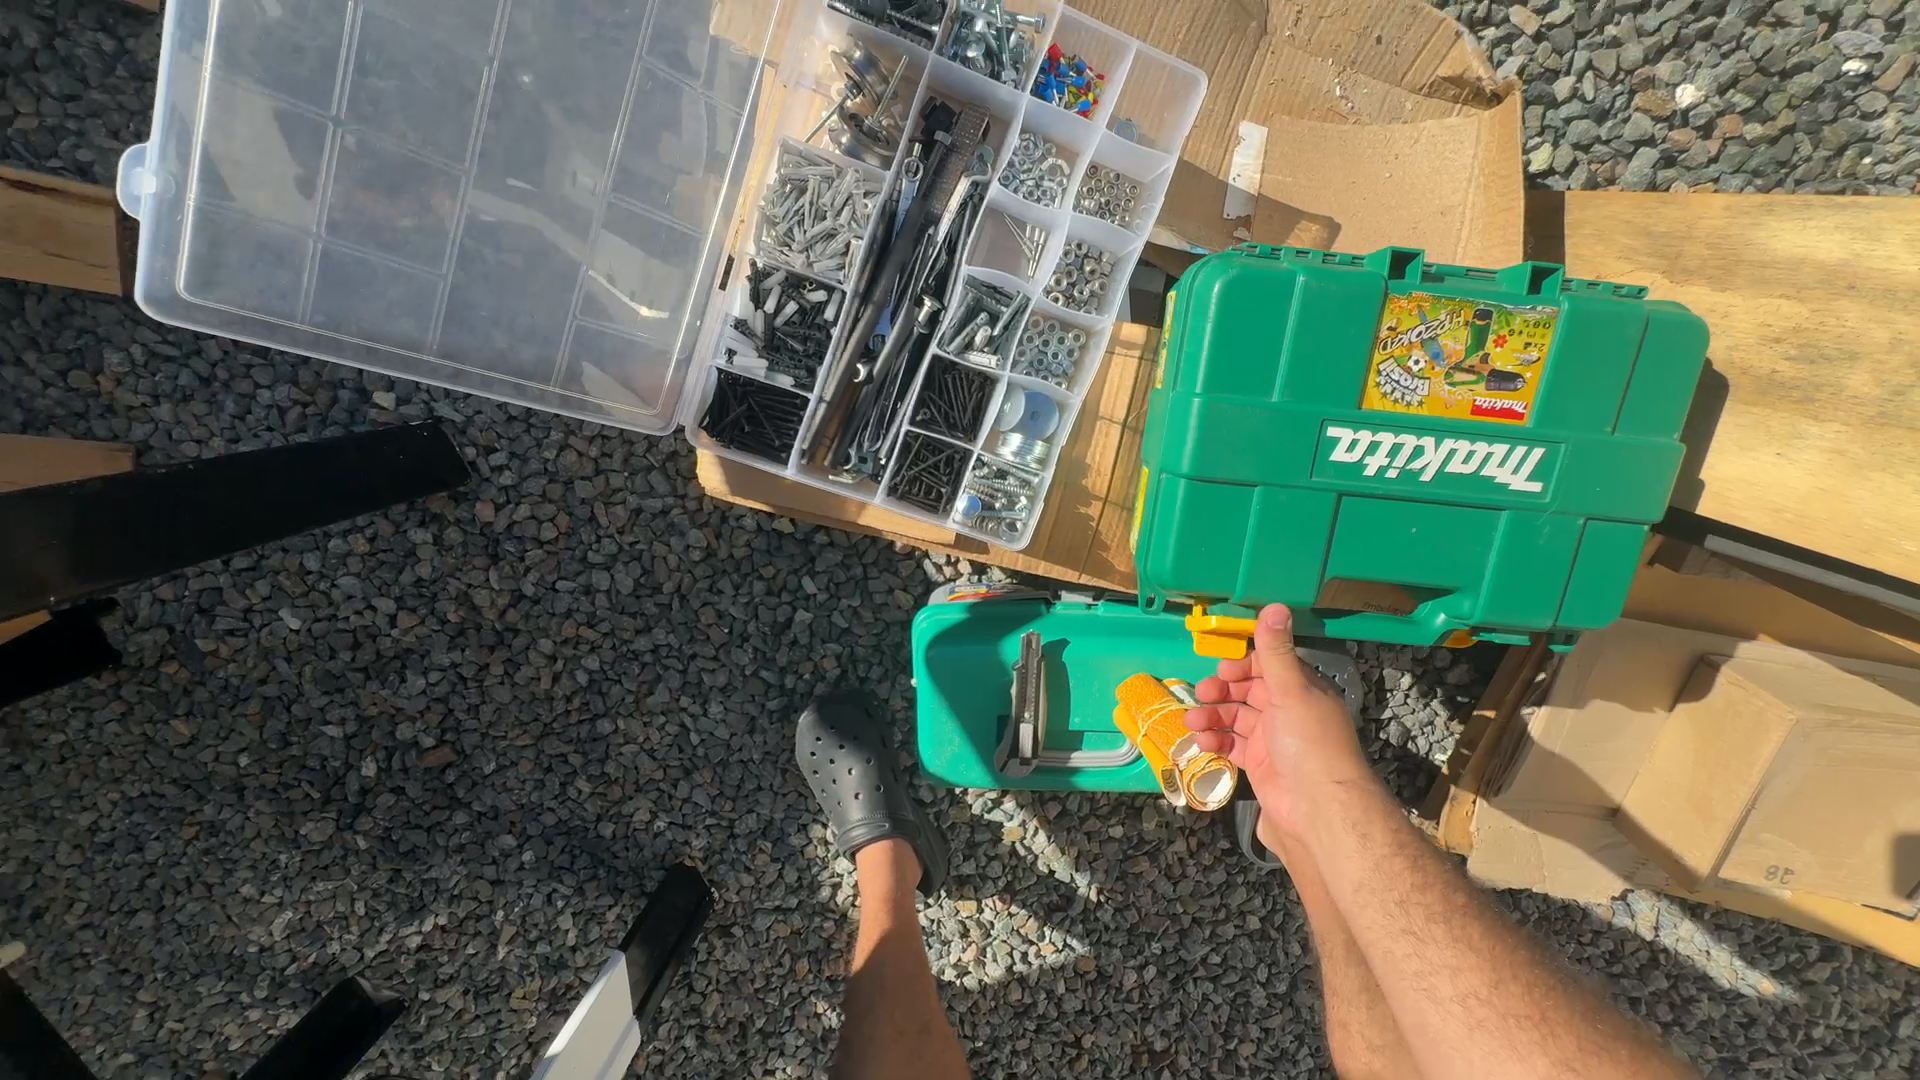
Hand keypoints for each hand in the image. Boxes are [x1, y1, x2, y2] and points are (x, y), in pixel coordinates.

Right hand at [1184, 605, 1375, 847]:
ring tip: (1192, 721)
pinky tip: (1201, 741)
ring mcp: (1273, 740)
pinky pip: (1232, 745)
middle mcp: (1288, 712)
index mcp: (1301, 690)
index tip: (1223, 669)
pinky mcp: (1260, 765)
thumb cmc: (1306, 742)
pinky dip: (1215, 740)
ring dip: (1212, 716)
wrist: (1316, 807)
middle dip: (1221, 691)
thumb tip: (1275, 605)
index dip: (1243, 665)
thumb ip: (1275, 651)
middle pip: (1247, 692)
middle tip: (1202, 694)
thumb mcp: (1290, 690)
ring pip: (1236, 718)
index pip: (1268, 667)